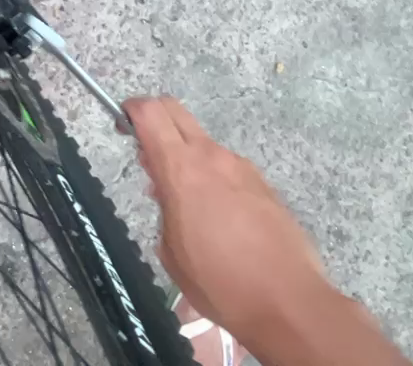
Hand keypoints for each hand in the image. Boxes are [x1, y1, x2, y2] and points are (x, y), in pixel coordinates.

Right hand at [126, 96, 326, 335]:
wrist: (289, 302)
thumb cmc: (220, 282)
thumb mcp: (171, 251)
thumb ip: (164, 209)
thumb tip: (166, 191)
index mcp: (181, 169)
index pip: (150, 113)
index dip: (131, 110)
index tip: (122, 125)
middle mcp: (211, 156)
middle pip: (174, 111)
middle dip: (154, 120)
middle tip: (148, 156)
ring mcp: (241, 167)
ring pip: (202, 143)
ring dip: (187, 158)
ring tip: (187, 204)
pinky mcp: (263, 183)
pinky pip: (227, 167)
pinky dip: (213, 178)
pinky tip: (220, 219)